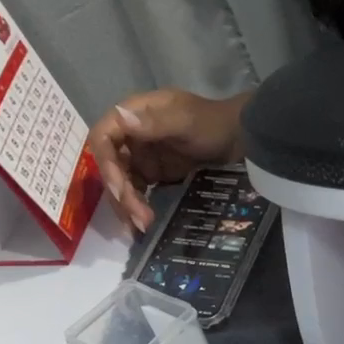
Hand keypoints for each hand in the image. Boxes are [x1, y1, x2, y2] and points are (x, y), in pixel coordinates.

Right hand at [88, 89, 251, 229]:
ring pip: (123, 184)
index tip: (120, 190)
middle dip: (121, 194)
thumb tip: (121, 118)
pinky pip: (139, 194)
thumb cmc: (213, 124)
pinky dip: (138, 208)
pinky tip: (145, 225)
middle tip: (140, 220)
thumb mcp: (186, 121)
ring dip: (128, 206)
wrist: (239, 138)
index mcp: (133, 116)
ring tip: (143, 227)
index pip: (104, 138)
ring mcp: (143, 158)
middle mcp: (132, 137)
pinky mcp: (155, 176)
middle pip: (112, 167)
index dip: (107, 165)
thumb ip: (156, 122)